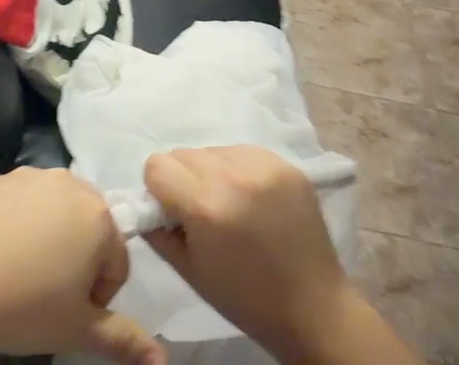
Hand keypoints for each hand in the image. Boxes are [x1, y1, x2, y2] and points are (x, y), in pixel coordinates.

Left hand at [0, 167, 163, 362]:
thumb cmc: (21, 302)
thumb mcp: (77, 329)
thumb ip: (124, 341)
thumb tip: (163, 362)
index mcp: (97, 214)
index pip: (118, 261)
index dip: (100, 296)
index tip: (72, 315)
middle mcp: (65, 183)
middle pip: (87, 229)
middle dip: (76, 263)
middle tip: (48, 297)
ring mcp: (23, 177)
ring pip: (50, 215)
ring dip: (46, 243)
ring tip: (18, 278)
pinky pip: (15, 208)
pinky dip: (13, 230)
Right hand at [142, 146, 350, 361]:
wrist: (313, 307)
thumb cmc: (244, 297)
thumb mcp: (187, 270)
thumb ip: (156, 229)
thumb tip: (145, 201)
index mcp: (205, 206)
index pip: (156, 166)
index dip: (159, 190)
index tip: (173, 213)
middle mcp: (232, 176)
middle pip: (182, 154)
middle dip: (183, 180)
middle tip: (202, 213)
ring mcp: (263, 166)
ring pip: (211, 151)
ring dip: (211, 173)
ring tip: (231, 206)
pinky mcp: (285, 164)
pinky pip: (241, 152)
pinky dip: (237, 171)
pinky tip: (252, 200)